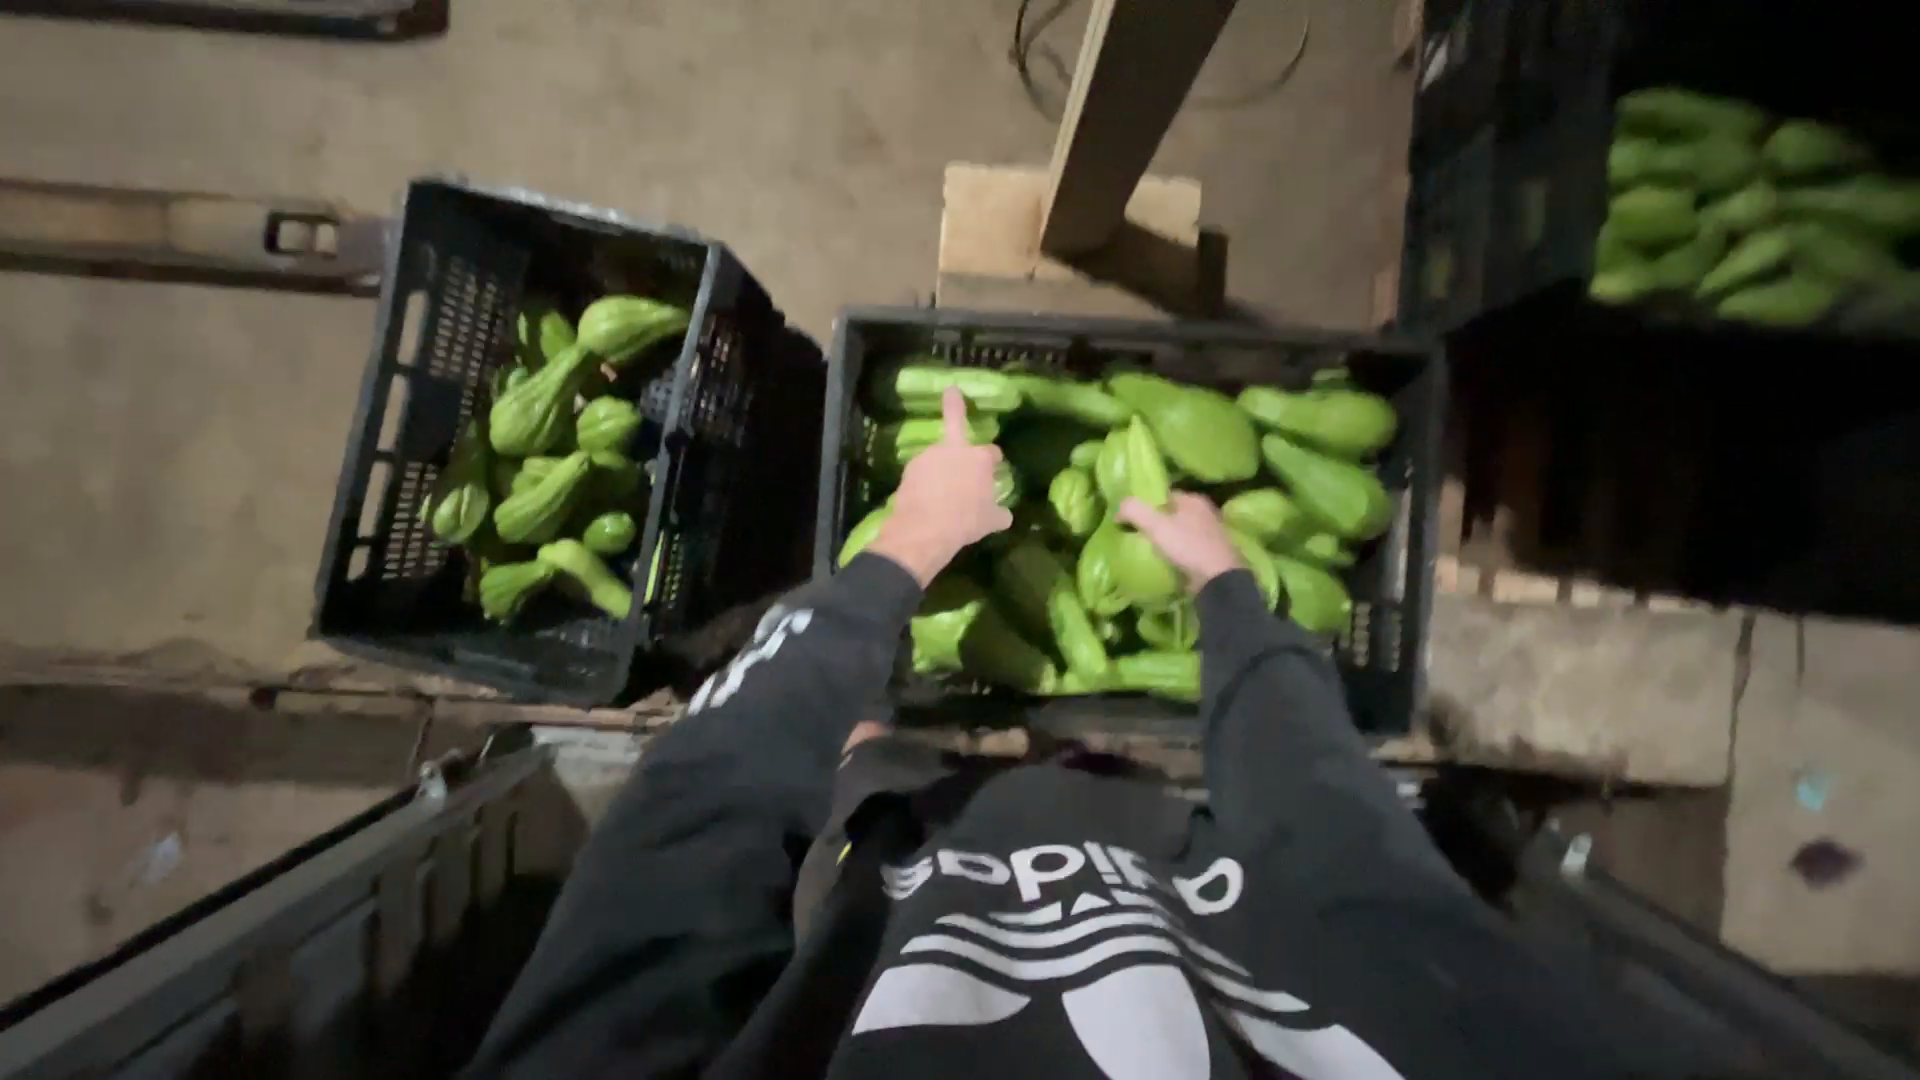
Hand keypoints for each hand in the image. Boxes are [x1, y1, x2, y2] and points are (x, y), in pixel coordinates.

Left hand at [869, 387, 1011, 585]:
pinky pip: (922, 472)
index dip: (994, 459)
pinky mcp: (910, 468)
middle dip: (954, 404)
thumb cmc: (966, 522)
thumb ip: (999, 513)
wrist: (925, 529)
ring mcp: (929, 456)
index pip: (992, 452)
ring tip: (940, 490)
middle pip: (955, 422)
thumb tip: (1004, 515)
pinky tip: (925, 497)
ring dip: (940, 465)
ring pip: (938, 456)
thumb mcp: (991, 521)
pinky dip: (925, 480)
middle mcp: (954, 449)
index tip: (995, 466)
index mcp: (979, 459)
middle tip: (951, 391)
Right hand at [1117, 491, 1242, 591]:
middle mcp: (1205, 512)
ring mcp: (1211, 534)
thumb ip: (1134, 510)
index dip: (1145, 504)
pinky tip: (1166, 560)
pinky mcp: (1212, 553)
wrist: (1218, 579)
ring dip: (1167, 538)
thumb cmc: (1187, 546)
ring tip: (1148, 549)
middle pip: (1172, 513)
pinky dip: (1177, 552)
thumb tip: (1118, 508)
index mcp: (1193, 500)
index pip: (1163, 495)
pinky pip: (1187, 548)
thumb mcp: (1155, 525)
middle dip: (1155, 521)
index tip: (1130, 517)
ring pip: (1180, 531)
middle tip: (1137, 533)